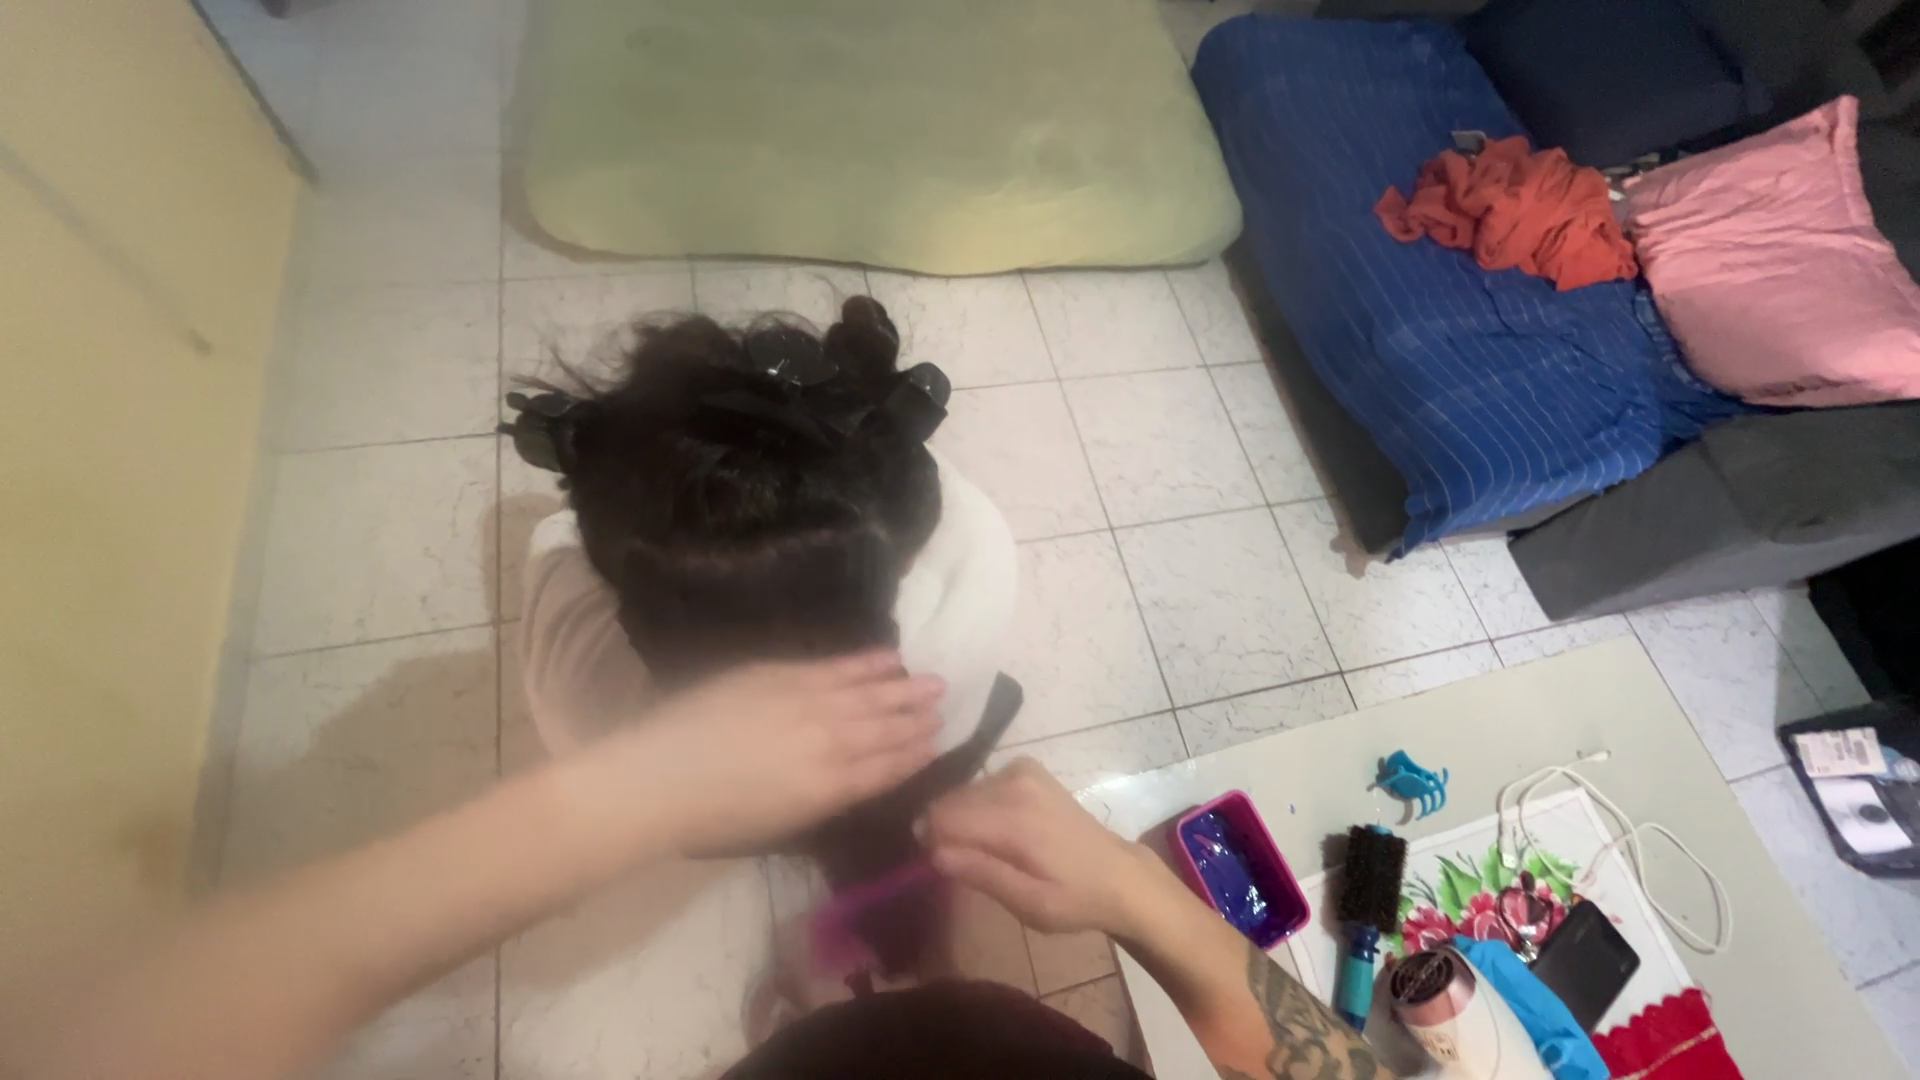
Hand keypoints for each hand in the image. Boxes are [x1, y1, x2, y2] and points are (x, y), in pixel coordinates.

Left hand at [589, 651, 944, 855]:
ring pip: (871, 695)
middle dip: (918, 719)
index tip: (938, 742)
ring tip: (934, 682)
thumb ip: (820, 797)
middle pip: (886, 729)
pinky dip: (867, 663)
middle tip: (944, 708)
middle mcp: (832, 745)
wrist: (660, 778)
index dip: (915, 754)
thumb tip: (847, 777)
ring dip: (905, 689)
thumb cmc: (710, 818)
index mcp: (830, 789)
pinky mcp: (786, 676)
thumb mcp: (777, 823)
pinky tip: (891, 656)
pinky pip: (838, 667)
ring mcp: (810, 705)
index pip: (886, 768)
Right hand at [921, 758, 1178, 937]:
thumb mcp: (1030, 904)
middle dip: (947, 830)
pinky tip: (1001, 828)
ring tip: (988, 848)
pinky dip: (981, 805)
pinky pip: (982, 784)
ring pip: (964, 791)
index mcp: (1015, 818)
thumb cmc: (1074, 897)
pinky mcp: (1026, 766)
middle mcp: (1014, 782)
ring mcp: (1021, 769)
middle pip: (950, 801)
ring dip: (965, 818)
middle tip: (967, 863)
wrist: (1118, 873)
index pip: (943, 816)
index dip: (931, 842)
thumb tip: (934, 853)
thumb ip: (982, 874)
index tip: (941, 866)